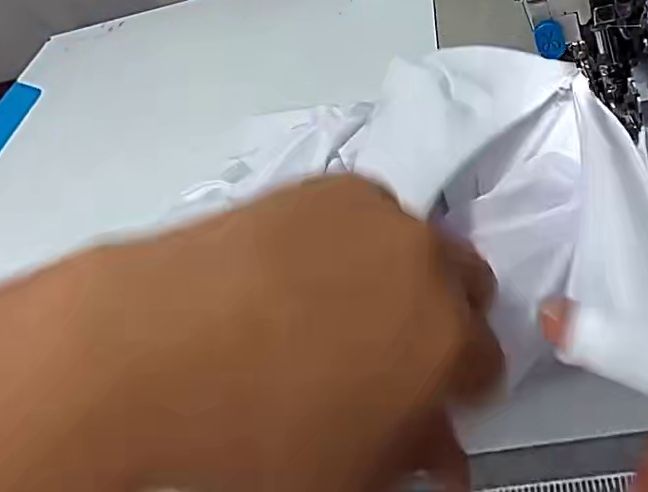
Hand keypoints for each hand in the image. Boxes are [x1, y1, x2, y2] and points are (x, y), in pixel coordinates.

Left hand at [88, 175, 503, 491]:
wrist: (158, 344)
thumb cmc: (252, 433)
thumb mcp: (351, 470)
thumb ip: (413, 449)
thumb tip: (439, 446)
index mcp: (446, 336)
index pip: (488, 358)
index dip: (464, 384)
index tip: (440, 394)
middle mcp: (424, 259)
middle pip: (467, 278)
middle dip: (446, 312)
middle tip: (399, 343)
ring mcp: (376, 212)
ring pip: (415, 238)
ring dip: (399, 269)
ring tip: (343, 302)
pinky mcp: (329, 183)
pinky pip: (365, 210)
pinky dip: (354, 235)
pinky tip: (308, 267)